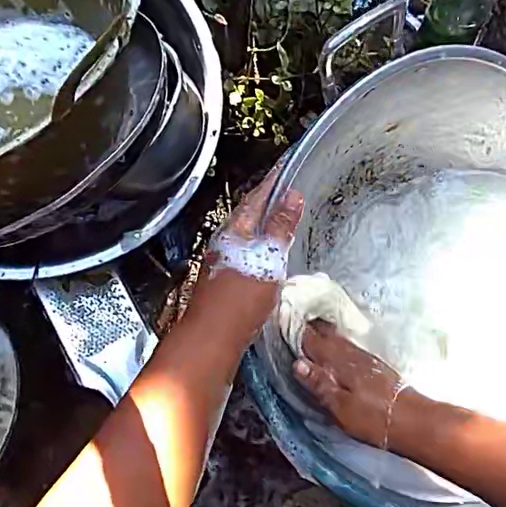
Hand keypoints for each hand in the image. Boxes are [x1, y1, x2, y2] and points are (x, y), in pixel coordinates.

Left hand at [184, 163, 303, 346]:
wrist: (212, 340)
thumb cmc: (237, 300)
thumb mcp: (267, 258)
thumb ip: (280, 227)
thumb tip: (293, 197)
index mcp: (234, 231)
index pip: (256, 197)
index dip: (272, 181)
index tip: (285, 166)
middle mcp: (225, 243)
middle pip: (250, 214)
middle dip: (269, 200)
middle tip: (288, 189)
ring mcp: (224, 263)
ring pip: (249, 235)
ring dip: (267, 224)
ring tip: (285, 219)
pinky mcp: (228, 282)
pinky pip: (250, 254)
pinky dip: (264, 247)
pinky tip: (273, 257)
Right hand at [295, 321, 426, 450]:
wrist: (411, 420)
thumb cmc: (372, 418)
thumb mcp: (341, 408)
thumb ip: (319, 384)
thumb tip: (297, 362)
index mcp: (339, 362)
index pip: (312, 340)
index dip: (295, 329)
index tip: (279, 316)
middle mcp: (350, 353)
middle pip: (325, 333)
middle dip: (308, 324)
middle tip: (290, 315)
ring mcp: (363, 357)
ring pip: (336, 337)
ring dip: (321, 330)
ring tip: (306, 324)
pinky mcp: (372, 364)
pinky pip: (346, 344)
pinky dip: (334, 340)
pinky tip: (332, 343)